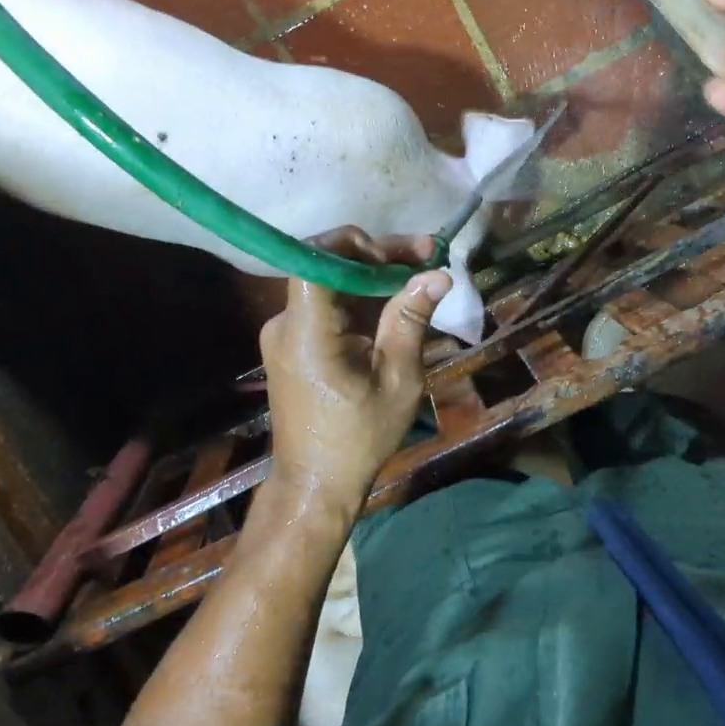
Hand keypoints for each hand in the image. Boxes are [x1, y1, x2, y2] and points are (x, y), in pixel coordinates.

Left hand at [259, 227, 452, 513]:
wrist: (316, 481)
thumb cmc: (359, 437)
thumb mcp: (398, 379)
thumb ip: (411, 320)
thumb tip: (438, 274)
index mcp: (307, 333)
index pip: (315, 260)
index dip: (354, 244)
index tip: (396, 255)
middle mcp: (286, 324)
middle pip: (327, 266)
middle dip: (378, 256)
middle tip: (427, 256)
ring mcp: (285, 333)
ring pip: (330, 283)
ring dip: (373, 276)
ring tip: (421, 275)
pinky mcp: (292, 343)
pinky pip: (327, 306)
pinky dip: (360, 299)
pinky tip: (396, 301)